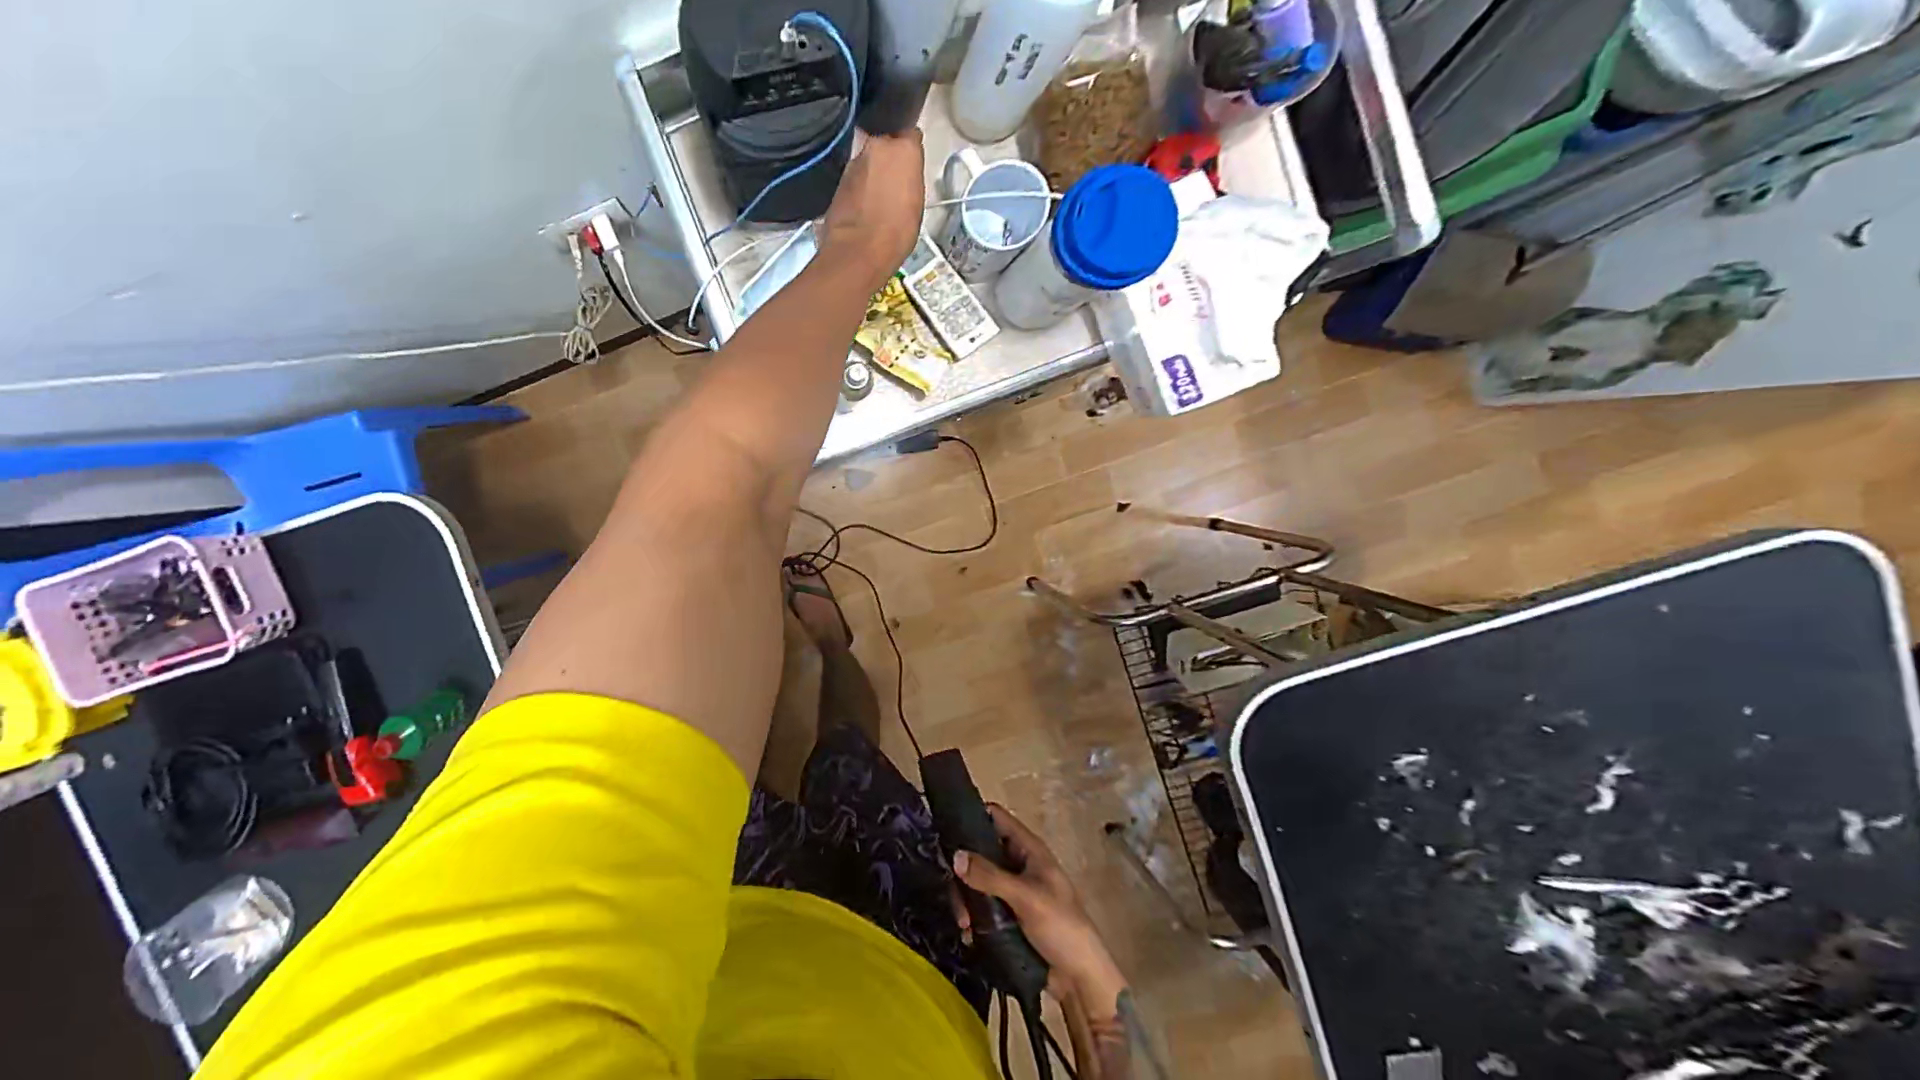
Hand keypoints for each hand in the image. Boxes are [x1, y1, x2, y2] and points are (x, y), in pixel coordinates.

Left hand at [819, 129, 926, 290]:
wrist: (859, 251)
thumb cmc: (897, 231)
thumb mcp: (917, 203)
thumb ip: (910, 178)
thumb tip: (903, 174)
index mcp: (903, 148)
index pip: (910, 135)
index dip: (911, 150)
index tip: (912, 164)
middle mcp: (876, 146)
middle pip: (886, 144)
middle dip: (889, 159)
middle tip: (896, 184)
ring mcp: (854, 161)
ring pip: (868, 160)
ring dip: (873, 173)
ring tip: (880, 199)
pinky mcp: (838, 179)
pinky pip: (855, 177)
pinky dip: (860, 186)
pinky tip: (865, 207)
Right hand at [952, 804, 1128, 1015]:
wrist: (1079, 978)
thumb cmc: (1060, 927)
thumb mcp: (1025, 897)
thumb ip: (990, 876)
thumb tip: (956, 856)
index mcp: (1029, 850)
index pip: (997, 818)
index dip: (973, 816)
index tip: (946, 830)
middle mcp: (1019, 864)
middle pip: (981, 852)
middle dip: (965, 872)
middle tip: (955, 896)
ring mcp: (1013, 890)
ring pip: (978, 881)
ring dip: (967, 899)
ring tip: (964, 924)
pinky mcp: (1008, 916)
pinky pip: (982, 906)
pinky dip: (973, 916)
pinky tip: (969, 934)